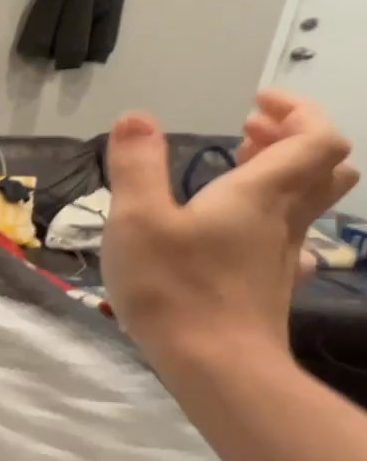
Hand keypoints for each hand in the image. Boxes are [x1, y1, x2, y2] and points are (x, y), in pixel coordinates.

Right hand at [103, 90, 357, 368]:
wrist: (215, 360)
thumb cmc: (172, 284)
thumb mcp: (136, 218)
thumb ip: (136, 166)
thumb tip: (136, 117)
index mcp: (257, 194)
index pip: (313, 139)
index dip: (295, 112)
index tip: (255, 101)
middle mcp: (282, 217)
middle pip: (324, 166)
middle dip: (293, 138)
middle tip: (247, 129)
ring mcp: (282, 252)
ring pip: (311, 199)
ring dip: (285, 172)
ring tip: (239, 166)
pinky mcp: (271, 279)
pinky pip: (292, 235)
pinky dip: (273, 215)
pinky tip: (240, 226)